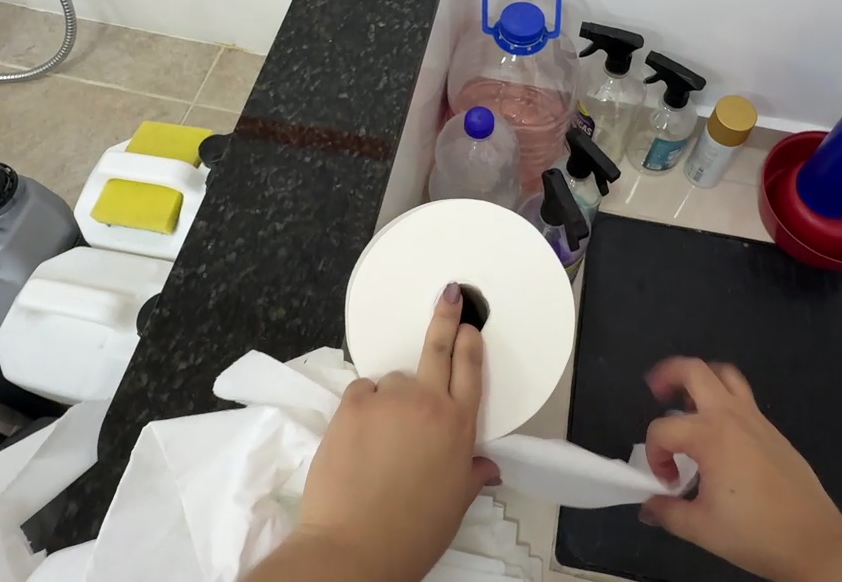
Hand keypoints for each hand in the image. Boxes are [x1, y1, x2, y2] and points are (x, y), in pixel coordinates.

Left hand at [261, 283, 500, 581]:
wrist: (353, 549)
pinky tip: (359, 437)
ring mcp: (391, 398)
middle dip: (446, 316)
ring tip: (380, 440)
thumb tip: (488, 467)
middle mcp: (429, 403)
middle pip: (438, 348)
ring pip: (392, 380)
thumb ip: (470, 475)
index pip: (470, 371)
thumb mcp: (453, 506)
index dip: (470, 343)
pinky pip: (363, 390)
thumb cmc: (411, 533)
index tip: (469, 325)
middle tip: (449, 294)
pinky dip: (362, 406)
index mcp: (458, 427)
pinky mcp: (355, 402)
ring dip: (390, 397)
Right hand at [641, 358, 841, 581]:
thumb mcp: (703, 529)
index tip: (667, 485)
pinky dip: (723, 399)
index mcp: (709, 435)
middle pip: (694, 370)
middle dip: (668, 374)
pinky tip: (720, 433)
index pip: (663, 430)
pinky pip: (742, 396)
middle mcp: (730, 415)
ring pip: (724, 374)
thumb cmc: (757, 534)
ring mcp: (755, 418)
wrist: (817, 544)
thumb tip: (647, 508)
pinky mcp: (772, 429)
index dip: (655, 456)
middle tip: (655, 392)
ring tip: (688, 399)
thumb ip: (668, 513)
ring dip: (701, 378)